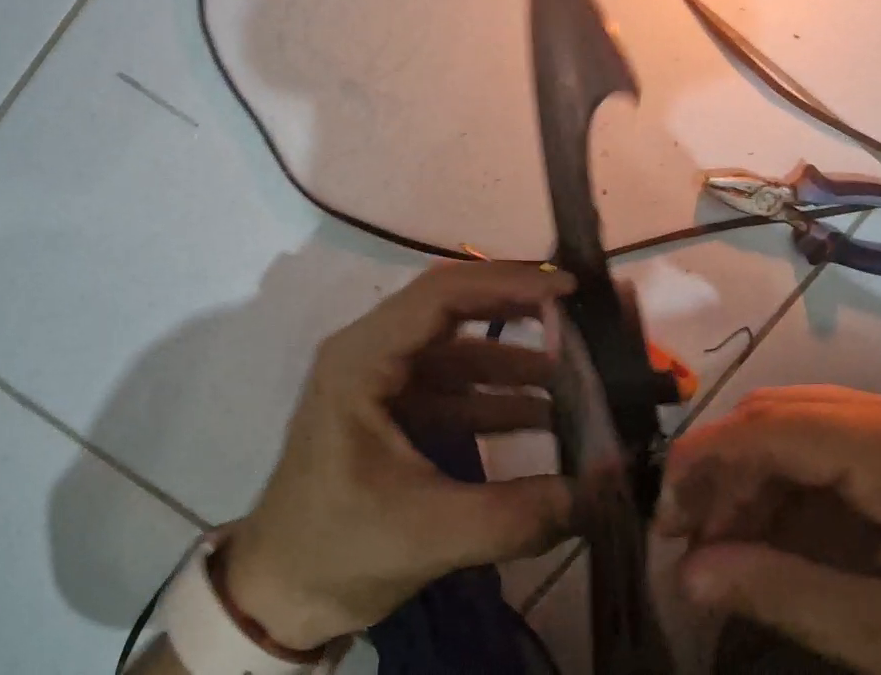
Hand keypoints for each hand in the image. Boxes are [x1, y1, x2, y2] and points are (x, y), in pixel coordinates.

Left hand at [221, 261, 577, 651]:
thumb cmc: (337, 550)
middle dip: (518, 312)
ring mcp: (382, 383)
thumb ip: (518, 513)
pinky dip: (498, 398)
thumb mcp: (429, 534)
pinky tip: (547, 417)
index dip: (506, 283)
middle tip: (582, 317)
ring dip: (515, 363)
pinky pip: (455, 391)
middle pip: (453, 312)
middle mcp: (370, 355)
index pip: (440, 295)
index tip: (567, 290)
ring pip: (459, 352)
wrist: (280, 596)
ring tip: (579, 376)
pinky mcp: (394, 413)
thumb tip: (600, 490)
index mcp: (361, 361)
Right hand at [656, 386, 880, 674]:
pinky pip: (837, 449)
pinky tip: (775, 535)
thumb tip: (687, 573)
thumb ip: (786, 595)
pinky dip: (793, 487)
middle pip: (786, 415)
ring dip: (755, 477)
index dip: (709, 460)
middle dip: (725, 467)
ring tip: (722, 543)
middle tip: (685, 534)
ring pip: (805, 427)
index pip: (780, 427)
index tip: (662, 511)